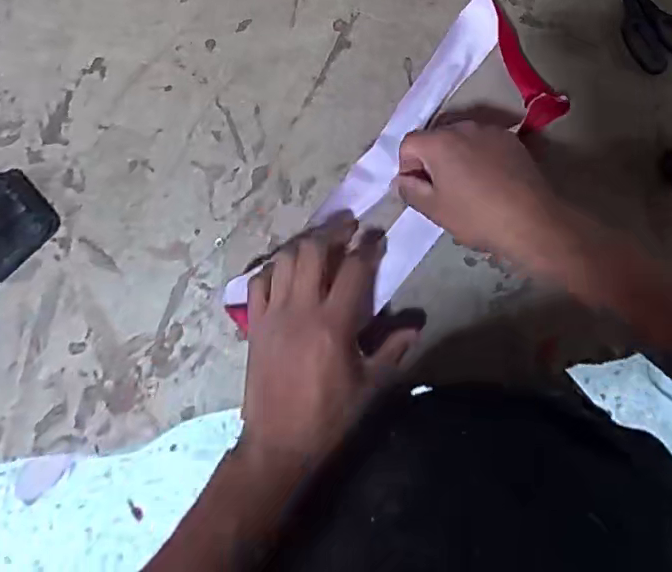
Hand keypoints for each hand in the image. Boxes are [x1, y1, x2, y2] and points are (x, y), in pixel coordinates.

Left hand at [240, 212, 416, 475]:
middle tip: (349, 225)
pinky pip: (259, 282)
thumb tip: (416, 324)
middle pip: (312, 250)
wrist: (276, 446)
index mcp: (333, 324)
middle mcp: (300, 311)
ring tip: (321, 239)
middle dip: (333, 231)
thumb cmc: (328, 415)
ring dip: (305, 243)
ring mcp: (273, 316)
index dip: (368, 245)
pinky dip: (275, 267)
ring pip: (284, 260)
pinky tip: (289, 267)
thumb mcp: (370, 384)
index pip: (353, 267)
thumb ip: (394, 348)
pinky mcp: (255, 326)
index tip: (377, 234)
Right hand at [395, 120, 596, 285]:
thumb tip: (403, 179)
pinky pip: (485, 141)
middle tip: (442, 188)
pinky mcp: (512, 139)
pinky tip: (490, 179)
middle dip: (432, 158)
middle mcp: (465, 126)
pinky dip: (480, 154)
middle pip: (436, 136)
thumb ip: (410, 190)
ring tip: (468, 185)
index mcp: (440, 141)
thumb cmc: (477, 216)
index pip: (409, 143)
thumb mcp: (435, 209)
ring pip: (462, 137)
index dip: (408, 167)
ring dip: (457, 155)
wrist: (530, 219)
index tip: (421, 190)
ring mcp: (491, 130)